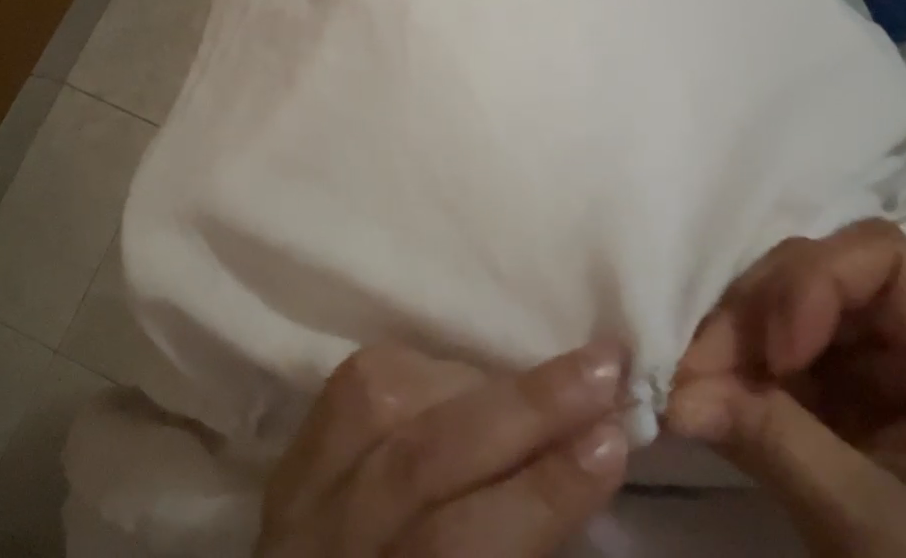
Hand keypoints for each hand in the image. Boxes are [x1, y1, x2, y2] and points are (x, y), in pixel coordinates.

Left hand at [256, 341, 630, 557]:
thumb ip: (527, 524)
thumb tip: (595, 442)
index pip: (458, 543)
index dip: (540, 490)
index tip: (612, 439)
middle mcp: (332, 545)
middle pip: (420, 463)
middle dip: (522, 409)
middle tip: (605, 366)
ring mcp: (301, 497)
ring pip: (381, 411)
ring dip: (481, 381)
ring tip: (555, 370)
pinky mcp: (293, 449)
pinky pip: (355, 384)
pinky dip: (422, 368)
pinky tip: (466, 368)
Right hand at [666, 220, 905, 557]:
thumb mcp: (876, 529)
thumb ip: (780, 448)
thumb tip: (675, 396)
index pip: (884, 258)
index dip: (814, 281)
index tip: (774, 353)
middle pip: (827, 277)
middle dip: (755, 315)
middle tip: (696, 372)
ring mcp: (882, 380)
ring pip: (793, 315)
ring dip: (735, 343)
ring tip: (690, 392)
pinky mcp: (847, 411)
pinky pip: (781, 365)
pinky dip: (738, 377)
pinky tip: (707, 404)